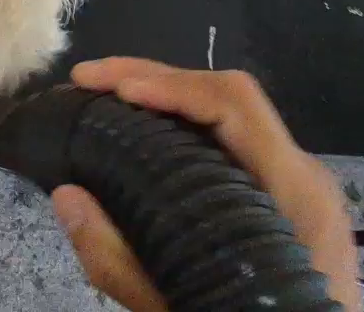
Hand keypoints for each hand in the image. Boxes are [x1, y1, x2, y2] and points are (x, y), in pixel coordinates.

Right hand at [50, 59, 359, 311]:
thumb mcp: (177, 309)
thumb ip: (120, 263)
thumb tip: (64, 196)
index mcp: (294, 194)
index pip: (235, 106)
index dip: (173, 86)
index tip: (118, 90)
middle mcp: (298, 173)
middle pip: (223, 94)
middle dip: (150, 76)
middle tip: (87, 79)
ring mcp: (290, 179)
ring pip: (221, 108)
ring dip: (159, 90)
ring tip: (102, 92)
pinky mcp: (274, 190)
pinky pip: (223, 132)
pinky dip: (175, 117)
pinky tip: (139, 126)